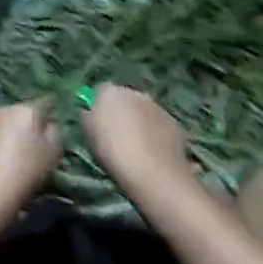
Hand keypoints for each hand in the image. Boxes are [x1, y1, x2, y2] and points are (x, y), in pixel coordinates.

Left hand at [0, 103, 60, 223]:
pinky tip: (1, 162)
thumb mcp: (52, 154)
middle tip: (40, 147)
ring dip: (13, 134)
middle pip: (24, 113)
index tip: (58, 130)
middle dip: (32, 125)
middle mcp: (2, 108)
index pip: (47, 102)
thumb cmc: (22, 173)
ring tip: (19, 158)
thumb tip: (50, 124)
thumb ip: (55, 133)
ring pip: (6, 124)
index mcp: (25, 109)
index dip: (55, 114)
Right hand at [79, 84, 194, 194]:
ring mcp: (158, 107)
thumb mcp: (88, 134)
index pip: (101, 90)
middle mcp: (136, 93)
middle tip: (116, 133)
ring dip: (139, 121)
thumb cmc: (112, 151)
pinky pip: (158, 124)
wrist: (153, 172)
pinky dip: (154, 132)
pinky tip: (151, 151)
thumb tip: (91, 113)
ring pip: (143, 110)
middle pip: (125, 98)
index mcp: (110, 92)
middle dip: (121, 111)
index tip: (97, 122)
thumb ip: (88, 117)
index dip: (98, 105)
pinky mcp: (174, 123)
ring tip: (135, 145)